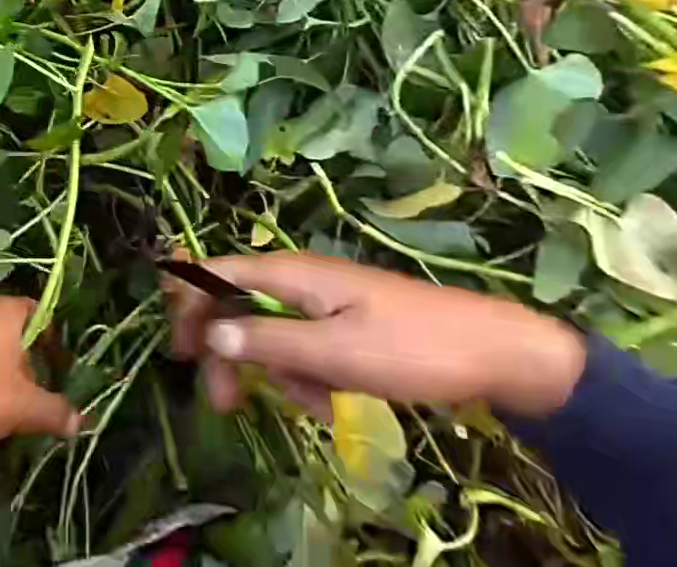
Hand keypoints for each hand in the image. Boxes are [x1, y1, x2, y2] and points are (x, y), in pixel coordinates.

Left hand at [0, 296, 80, 475]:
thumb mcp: (25, 407)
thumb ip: (57, 411)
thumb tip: (80, 422)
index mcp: (4, 309)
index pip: (39, 312)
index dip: (53, 341)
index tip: (59, 371)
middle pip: (14, 331)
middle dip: (27, 363)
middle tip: (34, 395)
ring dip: (1, 374)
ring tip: (5, 409)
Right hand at [167, 252, 585, 419]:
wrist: (494, 352)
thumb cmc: (411, 347)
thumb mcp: (335, 353)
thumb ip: (267, 341)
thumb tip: (210, 333)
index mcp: (288, 272)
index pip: (215, 273)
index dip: (189, 303)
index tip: (182, 351)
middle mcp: (296, 278)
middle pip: (235, 307)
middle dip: (228, 353)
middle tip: (225, 402)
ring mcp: (318, 300)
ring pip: (268, 332)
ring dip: (275, 371)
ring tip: (309, 404)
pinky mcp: (338, 322)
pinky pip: (301, 345)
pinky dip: (305, 374)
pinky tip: (328, 399)